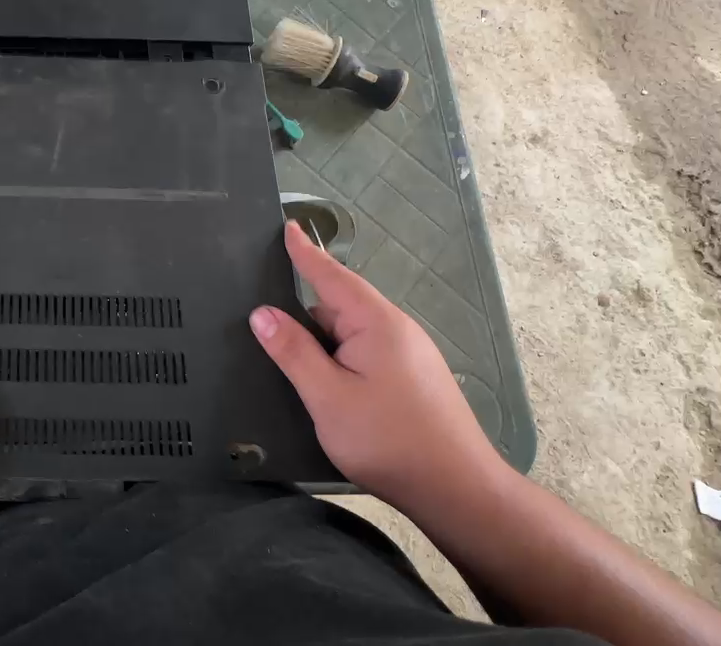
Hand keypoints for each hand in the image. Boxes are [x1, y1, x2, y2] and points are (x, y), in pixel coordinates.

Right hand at [250, 222, 505, 512]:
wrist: (459, 493)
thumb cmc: (389, 440)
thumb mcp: (328, 396)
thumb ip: (293, 351)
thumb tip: (262, 313)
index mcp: (376, 322)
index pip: (331, 274)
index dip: (304, 252)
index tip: (285, 226)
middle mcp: (395, 329)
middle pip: (337, 307)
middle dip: (303, 316)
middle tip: (263, 322)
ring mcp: (407, 355)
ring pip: (349, 336)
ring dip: (322, 346)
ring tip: (292, 367)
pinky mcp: (411, 379)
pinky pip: (364, 354)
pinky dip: (339, 361)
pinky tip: (327, 388)